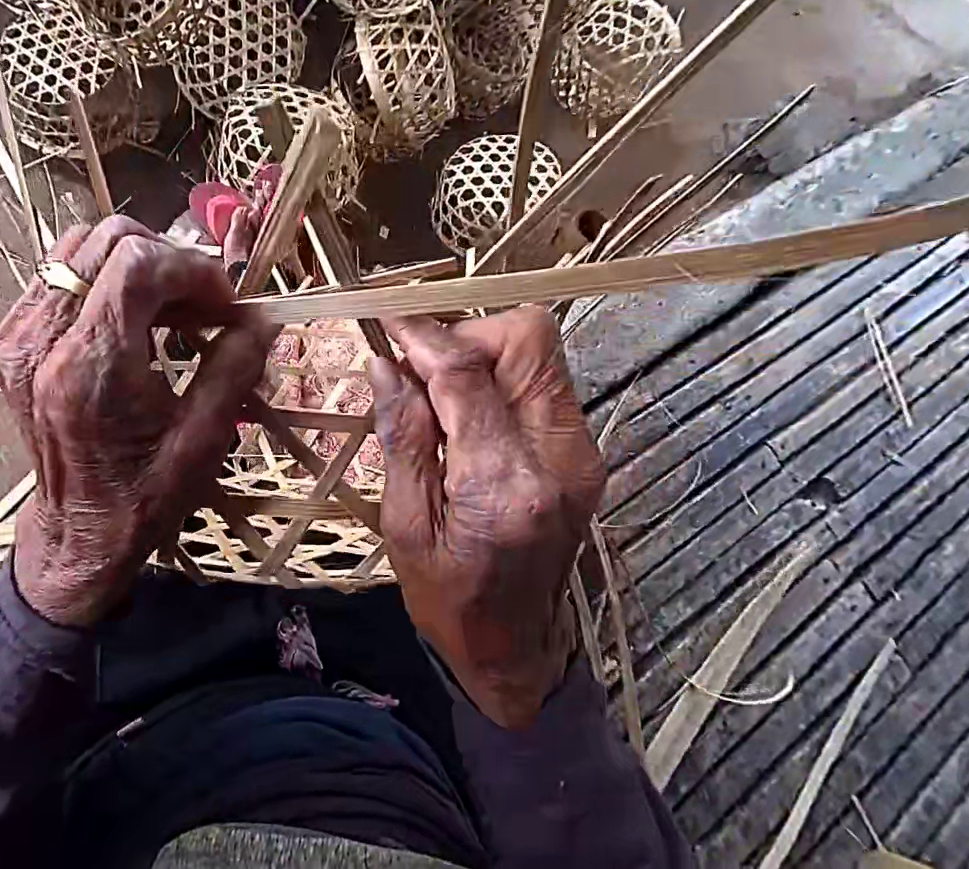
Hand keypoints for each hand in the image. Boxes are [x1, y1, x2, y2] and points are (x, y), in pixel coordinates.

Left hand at [0, 216, 275, 626]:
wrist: (77, 532)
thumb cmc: (144, 497)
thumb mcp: (203, 442)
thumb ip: (235, 368)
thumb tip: (263, 316)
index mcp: (89, 368)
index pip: (137, 263)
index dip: (194, 268)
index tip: (226, 304)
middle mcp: (42, 339)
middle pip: (109, 239)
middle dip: (171, 260)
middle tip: (205, 305)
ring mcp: (19, 335)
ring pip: (83, 245)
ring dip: (141, 265)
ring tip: (175, 309)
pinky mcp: (14, 338)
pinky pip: (64, 272)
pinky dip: (110, 279)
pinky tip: (138, 319)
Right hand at [369, 308, 605, 728]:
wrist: (519, 650)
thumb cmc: (449, 599)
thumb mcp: (405, 527)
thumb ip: (401, 438)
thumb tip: (384, 365)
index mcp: (504, 485)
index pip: (467, 375)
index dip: (423, 335)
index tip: (389, 317)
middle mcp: (559, 457)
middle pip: (528, 339)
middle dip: (465, 335)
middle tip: (419, 368)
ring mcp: (581, 452)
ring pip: (541, 351)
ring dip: (482, 352)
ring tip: (437, 390)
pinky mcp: (583, 452)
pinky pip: (542, 380)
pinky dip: (498, 375)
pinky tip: (465, 410)